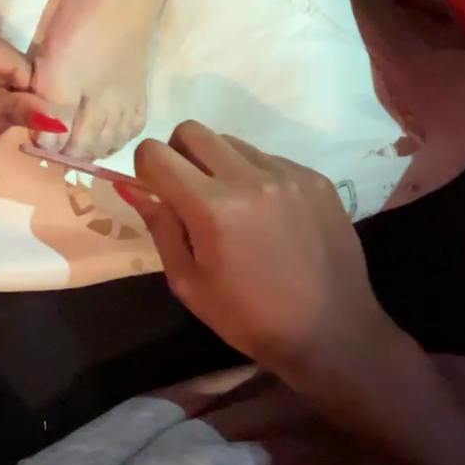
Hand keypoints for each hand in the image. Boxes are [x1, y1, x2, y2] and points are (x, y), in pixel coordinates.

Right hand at [119, 122, 416, 406]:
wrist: (331, 333)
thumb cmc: (248, 317)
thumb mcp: (187, 282)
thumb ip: (159, 226)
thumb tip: (133, 186)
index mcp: (212, 207)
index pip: (156, 152)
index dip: (146, 170)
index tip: (156, 193)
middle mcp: (249, 178)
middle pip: (192, 131)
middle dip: (178, 155)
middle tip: (188, 193)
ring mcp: (287, 174)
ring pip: (231, 142)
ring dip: (218, 165)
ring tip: (232, 207)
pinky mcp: (314, 178)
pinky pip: (267, 158)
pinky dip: (254, 177)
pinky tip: (266, 216)